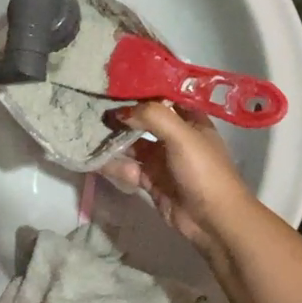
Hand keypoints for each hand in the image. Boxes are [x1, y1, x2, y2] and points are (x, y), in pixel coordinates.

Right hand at [99, 101, 252, 251]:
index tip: (114, 82)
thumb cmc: (203, 170)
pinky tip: (94, 158)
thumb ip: (152, 116)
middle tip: (94, 106)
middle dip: (122, 115)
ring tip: (87, 130)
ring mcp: (163, 160)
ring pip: (133, 144)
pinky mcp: (151, 181)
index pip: (163, 97)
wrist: (214, 220)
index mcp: (190, 121)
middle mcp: (176, 137)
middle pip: (144, 120)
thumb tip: (120, 113)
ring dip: (114, 139)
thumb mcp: (182, 135)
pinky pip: (128, 168)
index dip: (141, 90)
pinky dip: (113, 164)